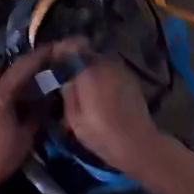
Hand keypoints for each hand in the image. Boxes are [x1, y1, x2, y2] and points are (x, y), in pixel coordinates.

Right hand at [59, 48, 164, 164]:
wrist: (138, 144)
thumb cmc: (101, 134)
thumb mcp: (74, 119)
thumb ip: (68, 94)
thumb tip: (67, 81)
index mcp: (89, 72)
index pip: (72, 48)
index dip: (62, 52)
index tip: (55, 60)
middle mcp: (106, 65)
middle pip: (88, 54)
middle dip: (77, 62)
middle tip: (69, 77)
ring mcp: (122, 71)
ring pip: (101, 62)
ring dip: (92, 70)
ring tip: (86, 86)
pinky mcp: (132, 80)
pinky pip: (112, 71)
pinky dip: (105, 76)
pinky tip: (102, 92)